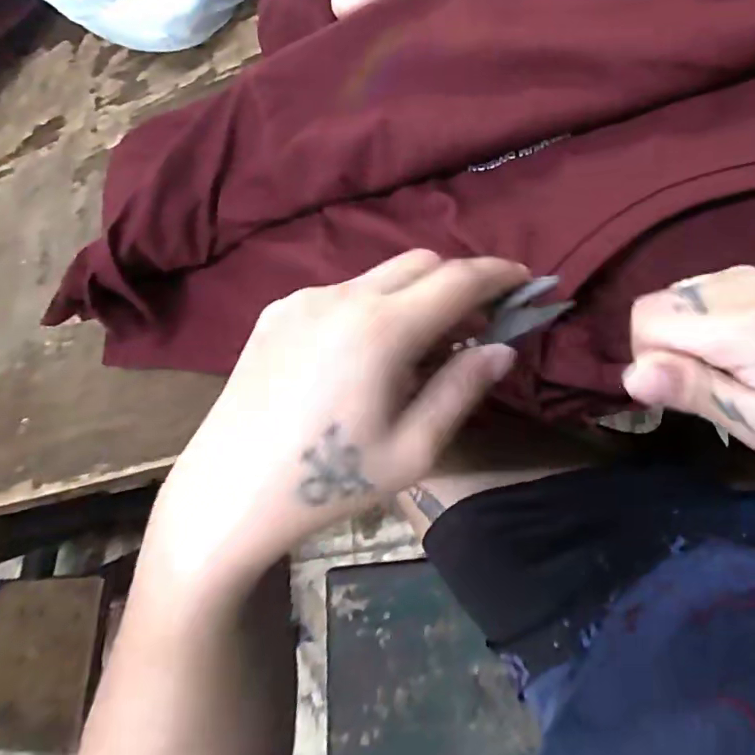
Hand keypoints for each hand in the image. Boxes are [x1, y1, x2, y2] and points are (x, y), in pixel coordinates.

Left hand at [145, 251, 527, 590]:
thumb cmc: (330, 484)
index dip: (500, 274)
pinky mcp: (278, 310)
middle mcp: (342, 295)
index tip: (526, 281)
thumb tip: (501, 348)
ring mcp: (304, 298)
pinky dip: (373, 306)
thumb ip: (462, 388)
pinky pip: (342, 292)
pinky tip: (364, 355)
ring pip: (380, 276)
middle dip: (459, 281)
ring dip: (415, 295)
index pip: (459, 278)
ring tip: (420, 347)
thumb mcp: (413, 449)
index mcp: (381, 328)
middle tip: (477, 323)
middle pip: (421, 262)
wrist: (229, 492)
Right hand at [623, 266, 754, 470]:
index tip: (688, 394)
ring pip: (664, 301)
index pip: (647, 324)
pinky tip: (725, 350)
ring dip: (674, 338)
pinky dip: (689, 325)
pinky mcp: (744, 276)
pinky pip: (685, 296)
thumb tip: (631, 375)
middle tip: (706, 386)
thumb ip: (696, 393)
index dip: (652, 363)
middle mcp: (740, 284)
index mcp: (746, 322)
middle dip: (659, 350)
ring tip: (721, 370)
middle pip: (651, 308)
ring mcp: (743, 274)